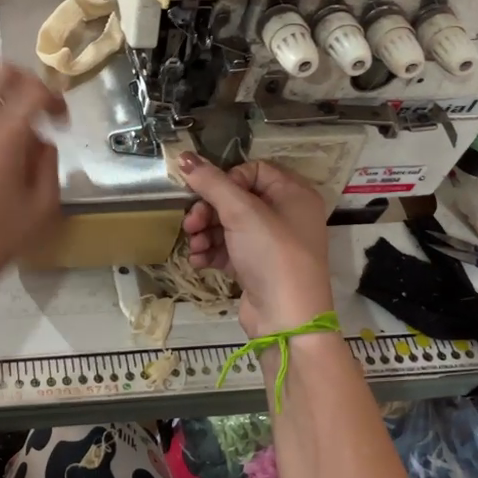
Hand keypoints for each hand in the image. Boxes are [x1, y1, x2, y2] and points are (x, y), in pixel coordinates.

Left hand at [0, 64, 65, 290]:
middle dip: (22, 80)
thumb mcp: (43, 205)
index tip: (59, 117)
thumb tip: (40, 137)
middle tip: (33, 101)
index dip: (54, 97)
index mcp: (2, 140)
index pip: (33, 92)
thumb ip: (48, 160)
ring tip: (2, 115)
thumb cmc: (0, 241)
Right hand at [179, 155, 335, 335]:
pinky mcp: (257, 266)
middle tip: (191, 223)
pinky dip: (211, 252)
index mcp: (293, 194)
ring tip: (194, 246)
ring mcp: (271, 243)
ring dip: (205, 233)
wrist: (287, 320)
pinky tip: (198, 261)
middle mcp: (285, 215)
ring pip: (228, 225)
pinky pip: (228, 249)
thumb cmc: (273, 256)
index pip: (254, 170)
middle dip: (208, 210)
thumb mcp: (241, 213)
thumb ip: (212, 183)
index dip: (227, 180)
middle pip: (236, 199)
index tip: (208, 194)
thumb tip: (184, 157)